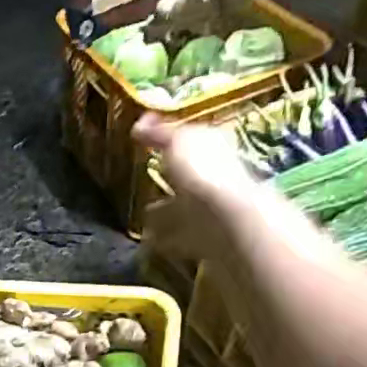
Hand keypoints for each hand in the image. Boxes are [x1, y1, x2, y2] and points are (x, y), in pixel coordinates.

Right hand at [134, 114, 326, 261]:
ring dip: (165, 217)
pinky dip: (163, 240)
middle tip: (144, 192)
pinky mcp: (205, 241)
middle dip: (169, 186)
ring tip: (141, 224)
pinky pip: (179, 238)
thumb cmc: (204, 172)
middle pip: (187, 180)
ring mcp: (211, 212)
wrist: (225, 222)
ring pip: (182, 212)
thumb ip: (162, 133)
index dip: (171, 143)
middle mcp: (216, 178)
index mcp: (212, 149)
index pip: (191, 141)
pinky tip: (148, 244)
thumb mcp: (179, 141)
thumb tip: (141, 122)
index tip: (150, 150)